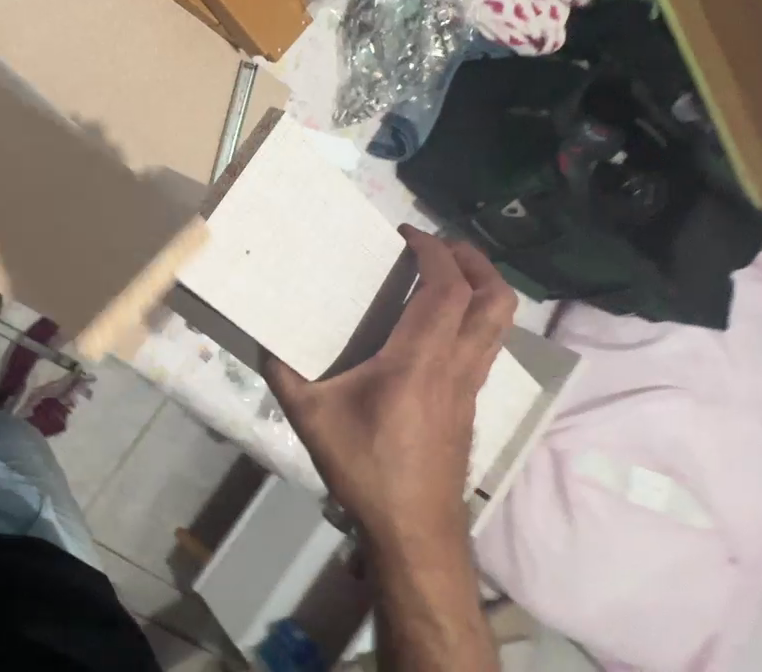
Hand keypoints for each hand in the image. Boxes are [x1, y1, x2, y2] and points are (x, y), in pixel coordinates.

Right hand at [264, 226, 515, 546]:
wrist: (414, 527)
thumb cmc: (365, 466)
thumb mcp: (310, 416)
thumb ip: (284, 372)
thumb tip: (262, 339)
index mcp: (419, 359)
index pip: (446, 289)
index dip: (434, 252)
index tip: (407, 235)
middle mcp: (456, 365)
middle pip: (495, 299)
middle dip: (474, 261)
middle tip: (441, 245)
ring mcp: (470, 385)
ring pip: (499, 324)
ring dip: (481, 288)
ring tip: (446, 275)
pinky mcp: (470, 403)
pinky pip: (485, 345)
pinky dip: (472, 317)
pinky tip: (436, 326)